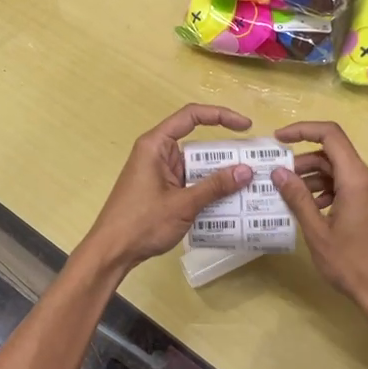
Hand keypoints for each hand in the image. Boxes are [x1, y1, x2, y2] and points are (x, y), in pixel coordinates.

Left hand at [83, 105, 254, 271]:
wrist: (112, 252)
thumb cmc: (141, 223)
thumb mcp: (183, 204)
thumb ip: (215, 186)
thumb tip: (247, 171)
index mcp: (155, 146)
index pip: (191, 117)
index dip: (220, 116)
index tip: (246, 126)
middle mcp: (158, 154)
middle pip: (198, 144)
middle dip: (226, 154)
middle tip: (255, 164)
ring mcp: (160, 174)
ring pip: (196, 167)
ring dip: (219, 176)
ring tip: (250, 185)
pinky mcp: (163, 192)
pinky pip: (191, 184)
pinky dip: (208, 190)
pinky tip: (230, 203)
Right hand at [270, 122, 367, 318]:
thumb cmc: (351, 264)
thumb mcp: (316, 232)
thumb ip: (297, 198)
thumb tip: (278, 172)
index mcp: (358, 179)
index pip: (331, 135)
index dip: (303, 130)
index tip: (278, 139)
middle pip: (335, 154)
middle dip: (305, 162)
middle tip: (279, 179)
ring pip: (343, 171)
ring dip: (316, 178)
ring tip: (292, 197)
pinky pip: (353, 185)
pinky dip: (332, 190)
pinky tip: (315, 209)